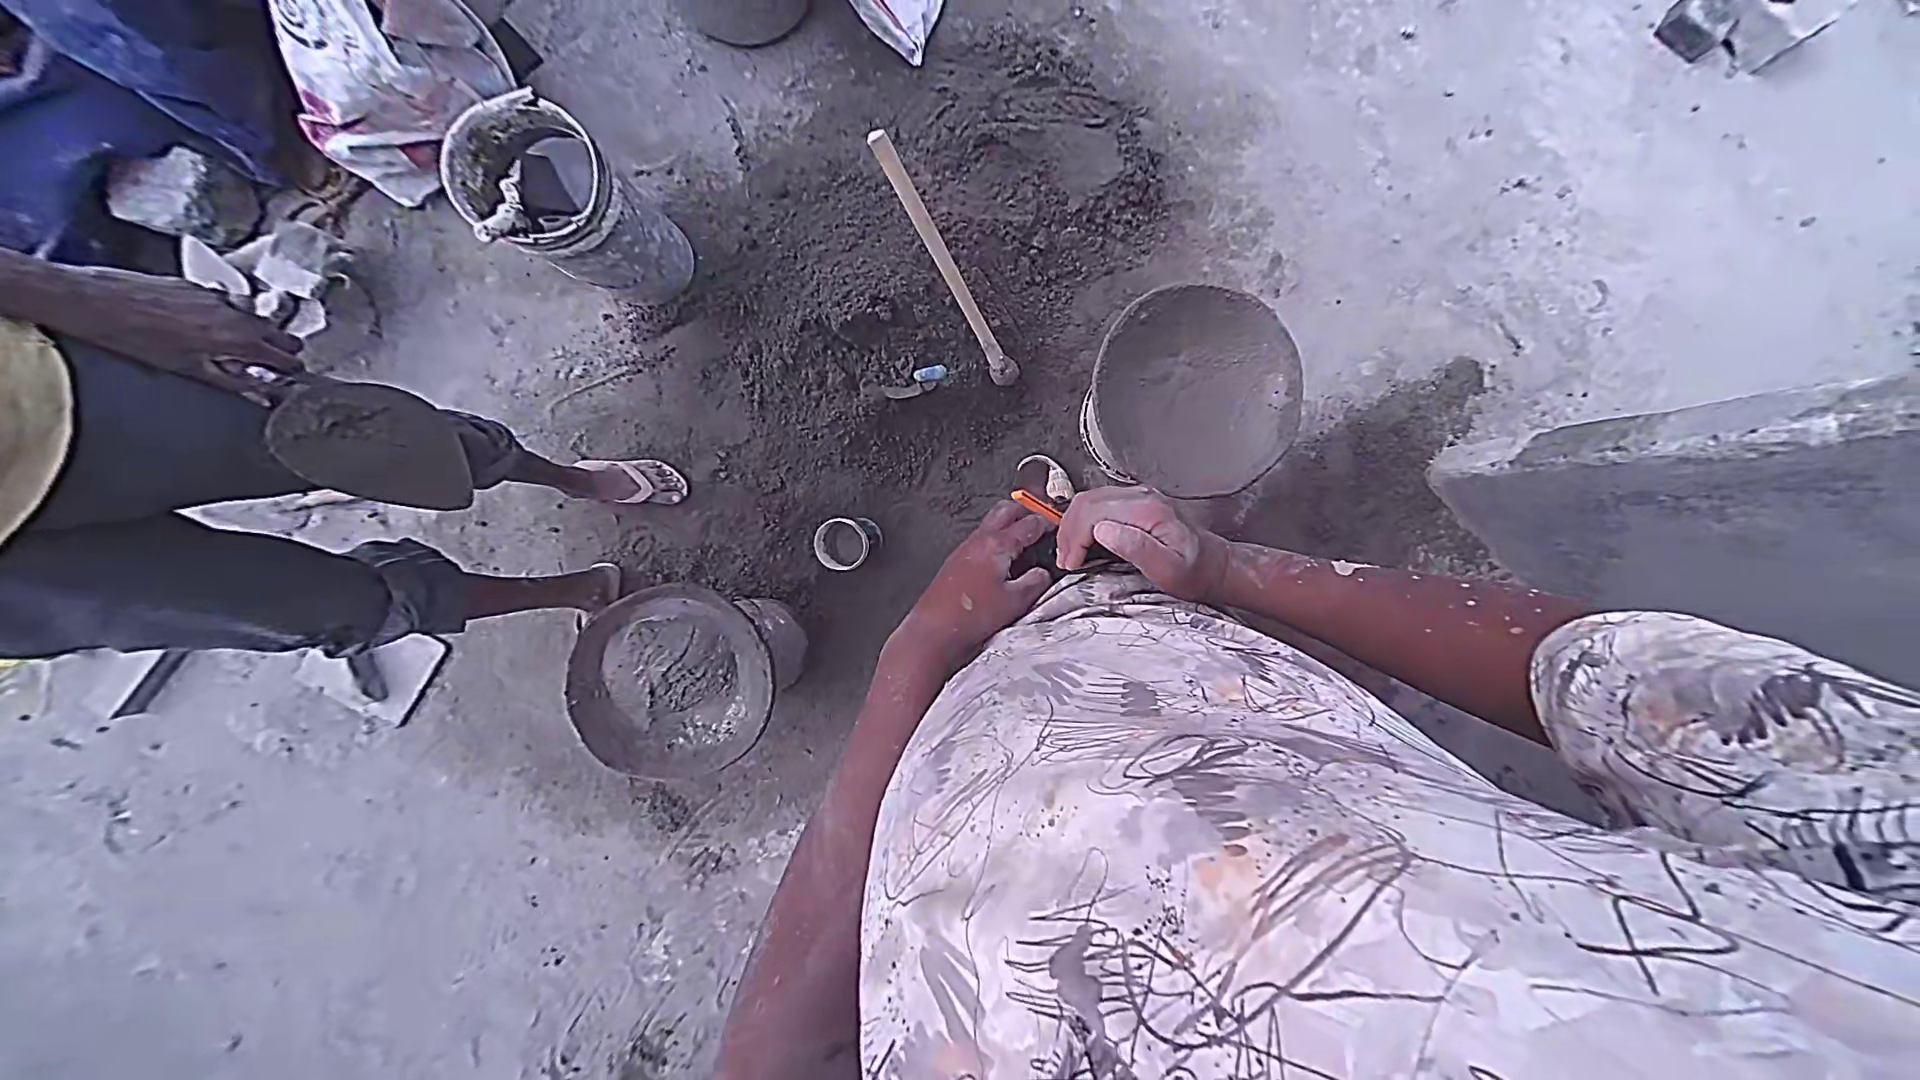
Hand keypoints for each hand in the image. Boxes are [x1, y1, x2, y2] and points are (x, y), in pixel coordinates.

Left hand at [62, 266, 304, 399]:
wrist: (84, 300)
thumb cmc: (130, 336)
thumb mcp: (187, 369)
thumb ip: (234, 383)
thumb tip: (263, 397)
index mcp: (242, 341)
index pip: (290, 360)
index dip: (291, 372)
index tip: (285, 378)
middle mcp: (238, 317)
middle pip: (283, 336)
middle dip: (281, 350)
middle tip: (266, 361)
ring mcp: (218, 298)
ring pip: (258, 318)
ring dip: (255, 331)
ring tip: (232, 342)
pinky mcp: (196, 286)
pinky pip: (227, 303)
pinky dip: (226, 315)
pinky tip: (203, 322)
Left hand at [891, 501, 1054, 674]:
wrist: (935, 630)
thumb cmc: (970, 616)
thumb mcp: (1016, 601)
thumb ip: (1035, 582)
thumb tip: (1042, 574)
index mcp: (997, 544)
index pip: (1028, 524)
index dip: (1046, 523)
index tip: (1054, 526)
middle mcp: (979, 541)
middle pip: (1006, 511)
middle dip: (1025, 510)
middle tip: (1039, 519)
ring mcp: (964, 550)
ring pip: (991, 524)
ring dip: (1008, 524)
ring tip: (1023, 538)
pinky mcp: (956, 562)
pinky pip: (980, 541)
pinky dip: (995, 541)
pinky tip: (1001, 559)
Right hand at [1057, 487, 1228, 602]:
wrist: (1215, 566)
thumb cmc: (1194, 573)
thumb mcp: (1169, 570)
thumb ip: (1136, 548)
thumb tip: (1103, 530)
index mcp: (1147, 510)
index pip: (1092, 513)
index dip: (1074, 538)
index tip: (1071, 562)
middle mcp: (1141, 497)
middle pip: (1086, 502)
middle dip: (1068, 532)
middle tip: (1066, 560)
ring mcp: (1137, 497)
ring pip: (1088, 501)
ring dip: (1072, 527)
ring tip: (1071, 554)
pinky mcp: (1134, 503)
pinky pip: (1097, 505)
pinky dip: (1083, 524)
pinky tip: (1083, 543)